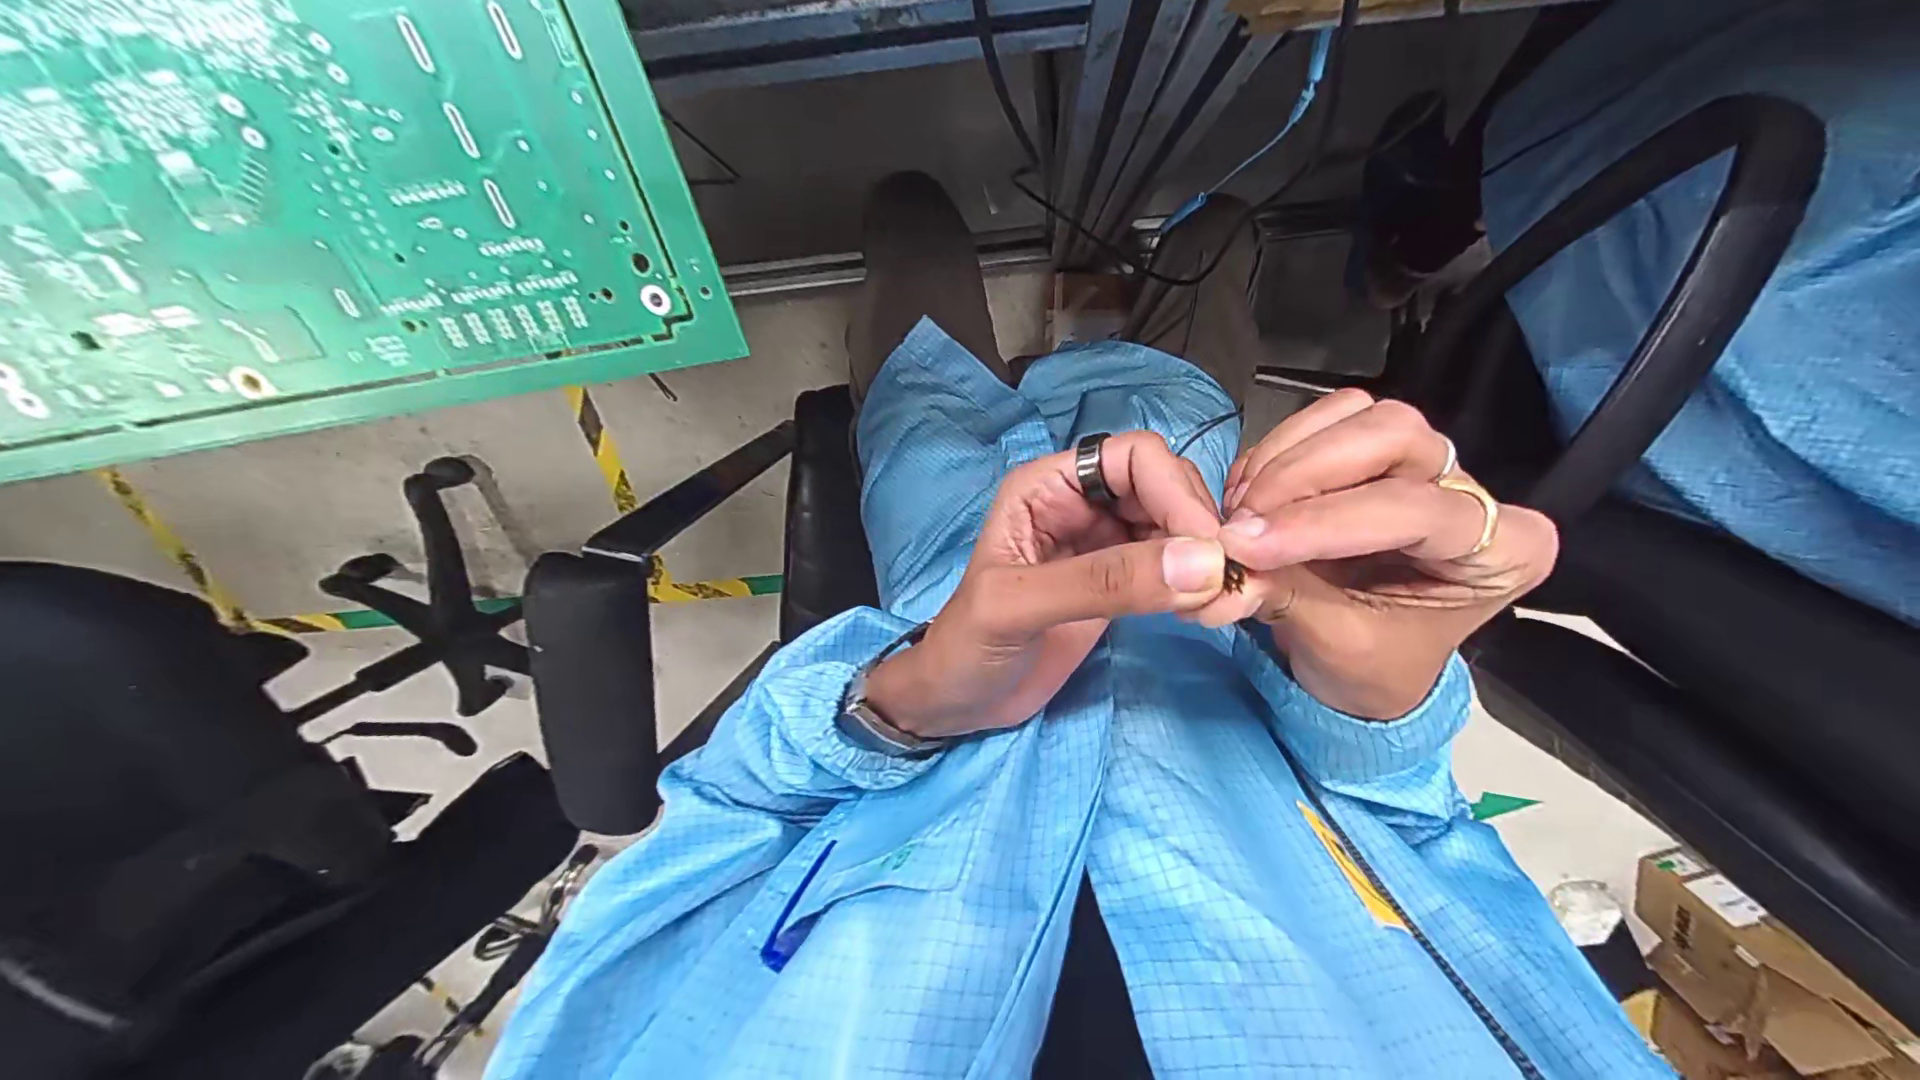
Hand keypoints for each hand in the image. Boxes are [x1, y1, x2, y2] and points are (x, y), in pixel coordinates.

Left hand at [866, 431, 1227, 738]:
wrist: (958, 700)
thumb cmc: (966, 645)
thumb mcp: (1018, 607)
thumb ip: (1102, 582)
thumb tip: (1202, 562)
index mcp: (1047, 486)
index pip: (1133, 456)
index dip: (1176, 491)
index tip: (1207, 549)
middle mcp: (1081, 503)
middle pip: (1167, 486)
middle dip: (1200, 526)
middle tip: (1221, 584)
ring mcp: (1105, 543)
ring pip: (1179, 526)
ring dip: (1209, 558)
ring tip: (1216, 606)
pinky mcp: (1122, 583)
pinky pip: (1177, 566)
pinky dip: (1201, 583)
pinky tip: (1203, 612)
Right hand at [1200, 390, 1558, 719]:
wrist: (1363, 670)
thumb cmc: (1370, 668)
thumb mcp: (1334, 644)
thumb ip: (1285, 592)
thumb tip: (1226, 552)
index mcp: (1501, 552)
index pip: (1411, 508)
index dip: (1319, 522)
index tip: (1244, 546)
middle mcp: (1469, 492)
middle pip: (1391, 434)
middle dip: (1301, 475)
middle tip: (1242, 524)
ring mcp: (1421, 464)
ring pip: (1354, 415)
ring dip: (1281, 460)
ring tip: (1242, 513)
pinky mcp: (1369, 456)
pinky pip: (1319, 422)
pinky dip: (1270, 454)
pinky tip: (1248, 498)